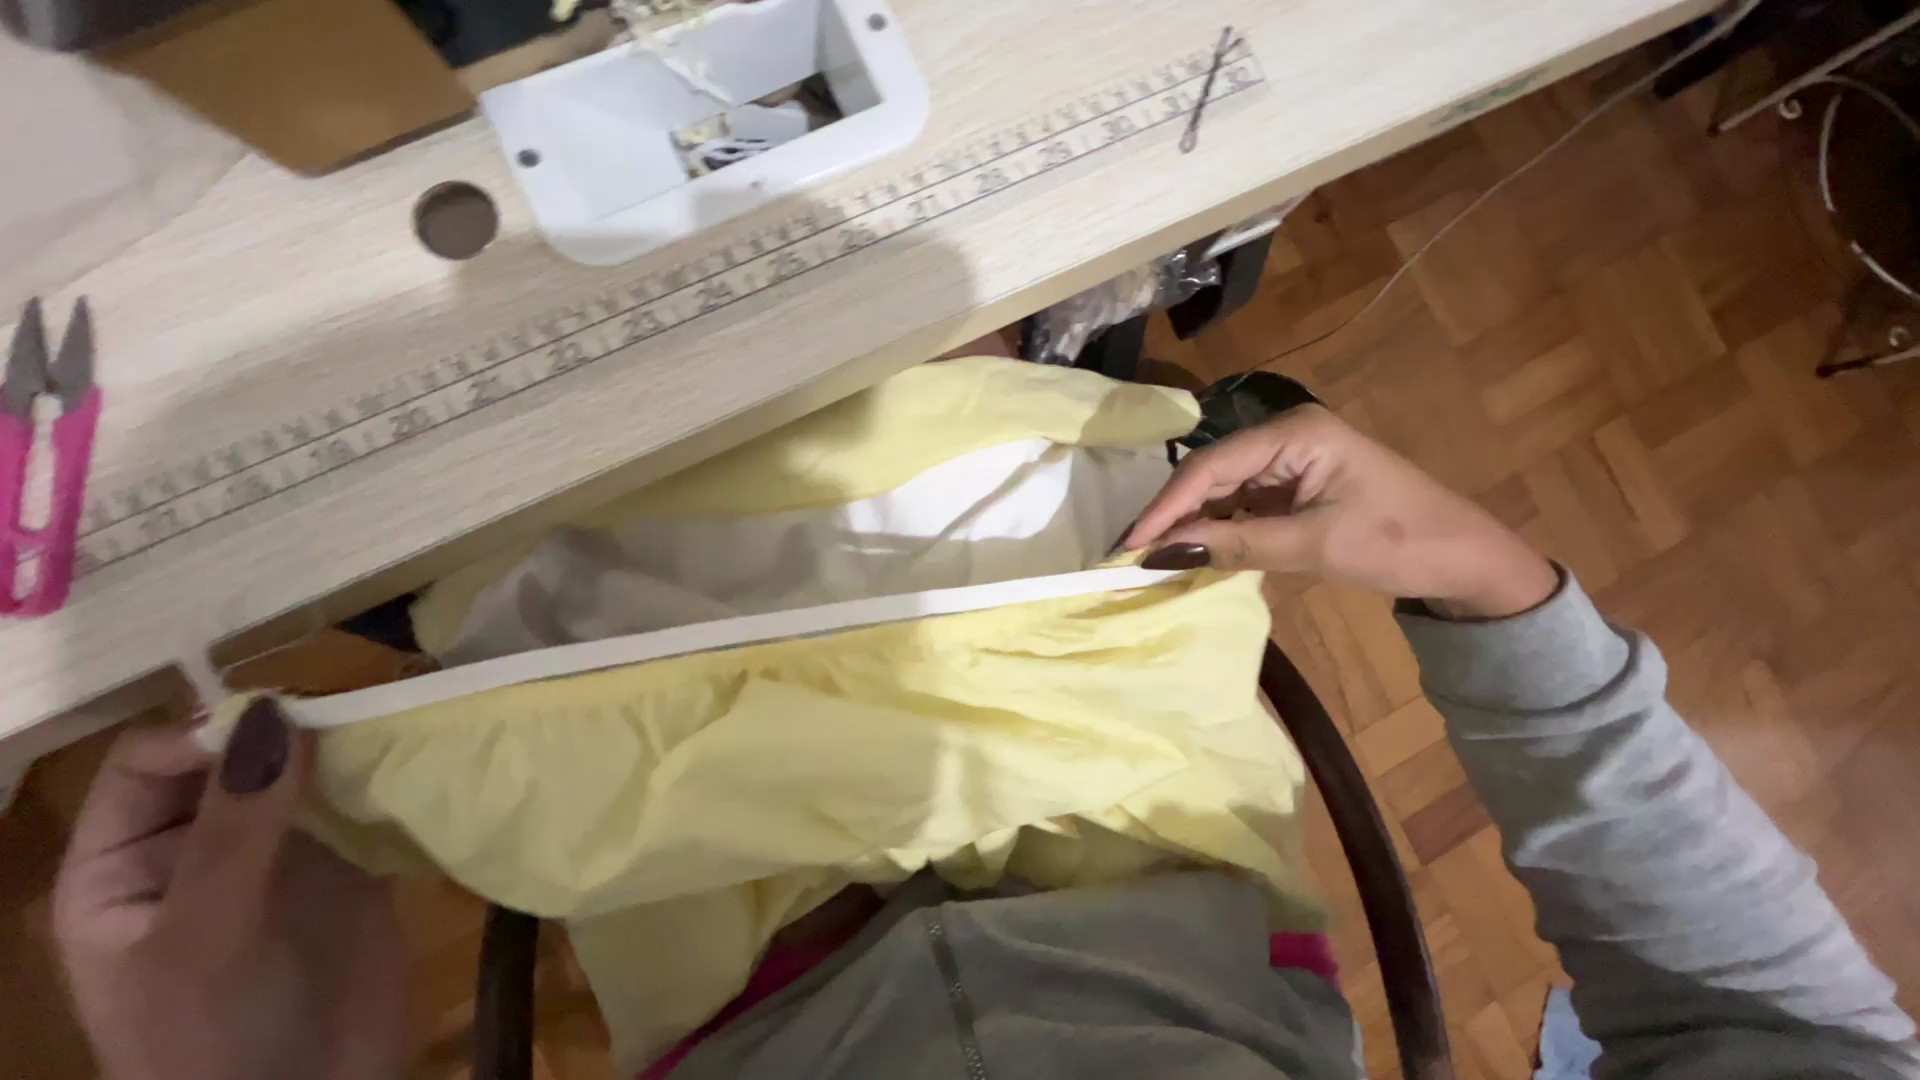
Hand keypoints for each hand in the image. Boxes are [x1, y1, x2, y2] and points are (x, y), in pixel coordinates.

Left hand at [54, 700, 407, 1079]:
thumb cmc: (217, 1035)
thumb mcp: (206, 935)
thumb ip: (236, 826)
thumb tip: (274, 708)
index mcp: (124, 868)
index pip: (149, 764)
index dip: (208, 733)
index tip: (288, 718)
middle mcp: (199, 849)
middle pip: (233, 757)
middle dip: (287, 728)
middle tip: (356, 711)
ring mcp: (280, 857)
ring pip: (303, 773)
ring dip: (344, 745)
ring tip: (394, 724)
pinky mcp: (350, 866)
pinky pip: (362, 804)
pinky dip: (386, 777)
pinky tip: (417, 761)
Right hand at [1126, 405, 1557, 617]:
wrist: (1467, 561)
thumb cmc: (1400, 543)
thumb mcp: (1314, 546)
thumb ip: (1236, 545)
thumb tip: (1162, 552)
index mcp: (1296, 433)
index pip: (1211, 464)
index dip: (1166, 504)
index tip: (1130, 543)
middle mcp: (1286, 437)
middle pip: (1211, 473)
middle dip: (1173, 513)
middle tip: (1132, 552)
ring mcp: (1290, 461)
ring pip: (1222, 490)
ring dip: (1191, 522)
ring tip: (1153, 554)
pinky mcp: (1294, 487)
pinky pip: (1241, 505)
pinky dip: (1218, 529)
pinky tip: (1193, 549)